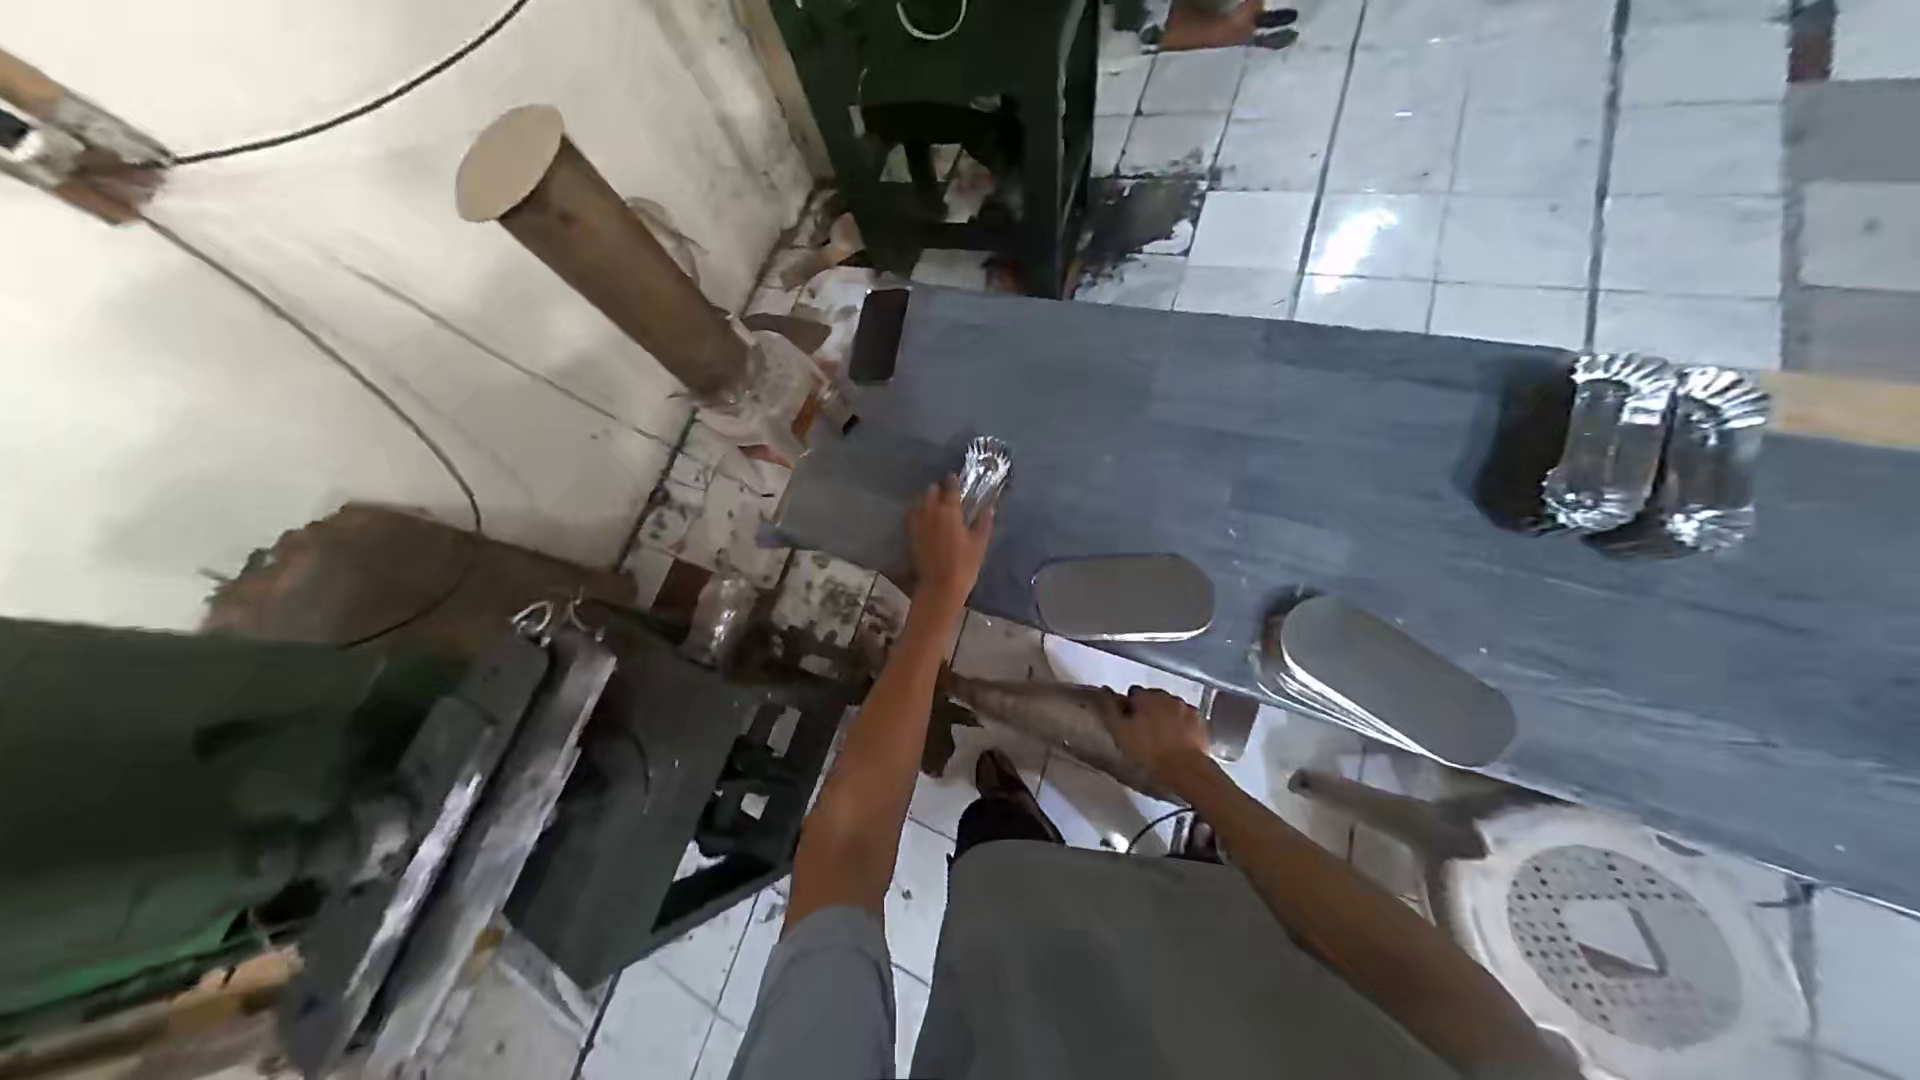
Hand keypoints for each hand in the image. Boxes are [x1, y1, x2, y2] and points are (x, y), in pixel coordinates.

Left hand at [907, 477, 992, 606]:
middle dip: (938, 489)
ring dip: (927, 500)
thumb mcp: (980, 543)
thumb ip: (983, 522)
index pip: (950, 489)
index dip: (952, 481)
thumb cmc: (964, 564)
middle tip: (946, 492)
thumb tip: (988, 508)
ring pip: (920, 503)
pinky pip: (913, 516)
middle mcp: (931, 512)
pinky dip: (919, 512)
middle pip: (931, 492)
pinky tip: (924, 517)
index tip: (953, 477)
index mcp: (949, 511)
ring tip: (935, 503)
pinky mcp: (911, 535)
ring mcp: (918, 524)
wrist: (940, 586)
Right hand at [1109, 687, 1212, 793]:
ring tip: (1161, 737)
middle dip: (1148, 709)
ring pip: (1170, 707)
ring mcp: (1186, 708)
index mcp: (1147, 697)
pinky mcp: (1200, 723)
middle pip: (1153, 698)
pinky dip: (1181, 725)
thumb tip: (1106, 691)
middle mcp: (1168, 697)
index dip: (1129, 707)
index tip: (1128, 722)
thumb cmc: (1150, 752)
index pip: (1133, 694)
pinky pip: (1185, 719)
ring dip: (1165, 716)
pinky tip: (1177, 740)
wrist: (1186, 770)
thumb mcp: (1121, 733)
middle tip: (1143, 731)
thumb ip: (1111, 710)